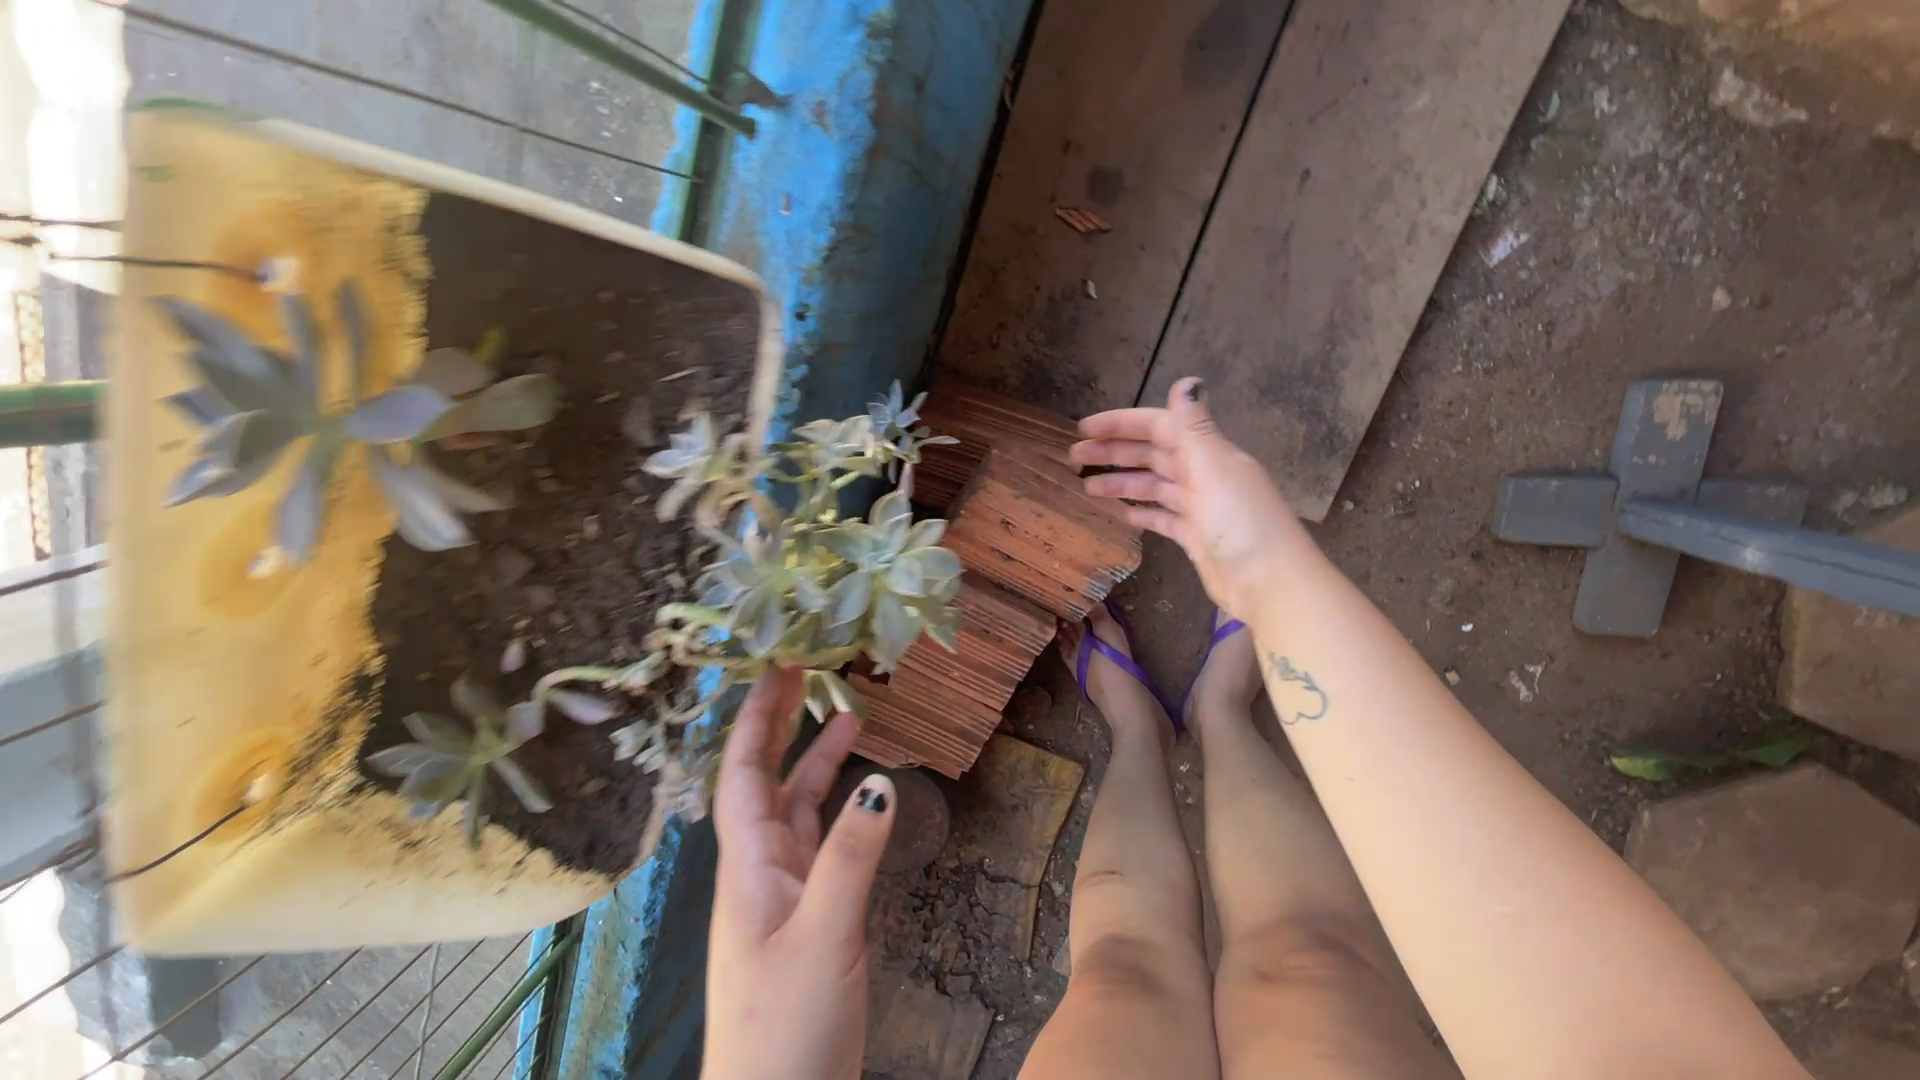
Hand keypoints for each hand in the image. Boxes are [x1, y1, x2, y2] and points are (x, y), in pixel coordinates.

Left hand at [704, 668, 895, 1079]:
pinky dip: (838, 807)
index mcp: (747, 865)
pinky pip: (820, 841)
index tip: (777, 668)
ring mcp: (782, 890)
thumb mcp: (824, 936)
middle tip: (805, 671)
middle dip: (780, 723)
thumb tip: (878, 782)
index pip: (745, 772)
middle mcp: (758, 867)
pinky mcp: (807, 912)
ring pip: (796, 806)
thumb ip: (850, 859)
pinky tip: (861, 792)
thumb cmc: (788, 1024)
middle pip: (765, 778)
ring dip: (815, 760)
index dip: (757, 718)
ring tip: (848, 715)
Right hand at [1072, 377, 1308, 619]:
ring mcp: (1201, 507)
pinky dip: (1143, 512)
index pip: (1159, 426)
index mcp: (1209, 453)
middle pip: (1153, 454)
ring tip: (1087, 488)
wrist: (1270, 583)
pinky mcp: (1197, 537)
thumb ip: (1195, 428)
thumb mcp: (1215, 470)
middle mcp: (1205, 474)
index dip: (1123, 424)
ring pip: (1154, 485)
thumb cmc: (1241, 523)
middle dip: (1115, 452)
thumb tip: (1187, 381)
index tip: (1084, 427)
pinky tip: (1122, 514)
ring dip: (1122, 482)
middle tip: (1075, 457)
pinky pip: (1163, 517)